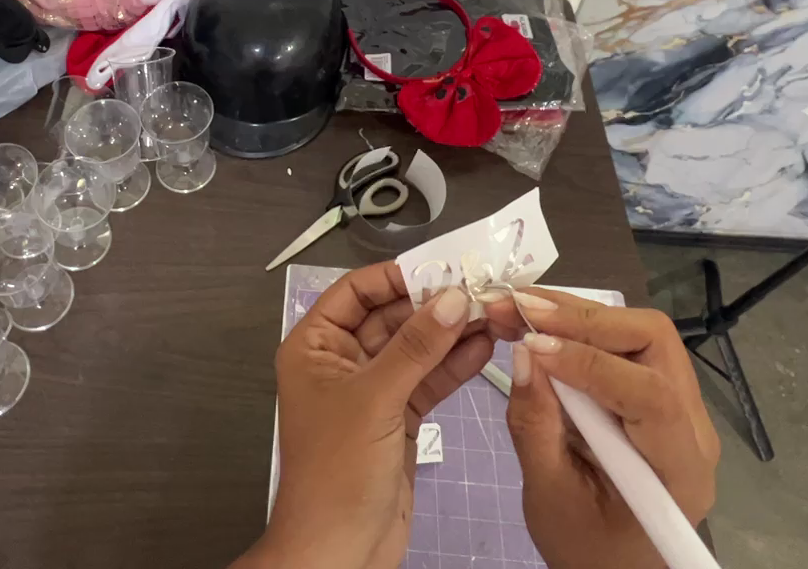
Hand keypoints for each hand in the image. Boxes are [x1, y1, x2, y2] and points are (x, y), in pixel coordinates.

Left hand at [235, 262, 494, 568]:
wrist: (340, 554)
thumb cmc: (338, 468)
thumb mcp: (375, 398)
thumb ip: (416, 346)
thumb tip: (454, 296)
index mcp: (315, 344)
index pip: (355, 292)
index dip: (396, 277)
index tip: (441, 267)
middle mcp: (341, 360)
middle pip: (390, 318)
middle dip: (432, 304)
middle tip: (480, 289)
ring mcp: (372, 389)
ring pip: (414, 348)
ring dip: (450, 332)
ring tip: (492, 312)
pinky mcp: (398, 417)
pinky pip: (427, 379)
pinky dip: (453, 364)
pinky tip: (485, 346)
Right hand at [485, 291, 718, 568]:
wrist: (613, 565)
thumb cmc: (585, 545)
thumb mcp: (549, 496)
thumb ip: (536, 427)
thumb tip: (522, 353)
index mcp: (680, 469)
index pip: (650, 395)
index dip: (588, 362)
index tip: (528, 344)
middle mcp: (693, 426)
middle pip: (652, 341)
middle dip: (582, 318)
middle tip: (519, 308)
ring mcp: (678, 403)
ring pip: (636, 330)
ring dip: (573, 312)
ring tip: (516, 306)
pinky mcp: (654, 389)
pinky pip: (622, 341)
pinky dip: (574, 323)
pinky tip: (534, 320)